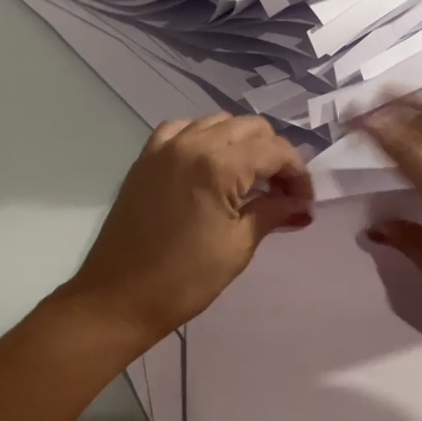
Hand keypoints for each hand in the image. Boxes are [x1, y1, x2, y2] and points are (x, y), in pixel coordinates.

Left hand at [63, 114, 312, 344]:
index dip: (298, 174)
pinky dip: (204, 138)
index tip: (303, 203)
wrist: (118, 298)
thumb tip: (300, 204)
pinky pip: (183, 129)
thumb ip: (272, 212)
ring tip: (249, 180)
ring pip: (218, 122)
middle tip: (281, 193)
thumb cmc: (184, 280)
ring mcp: (165, 147)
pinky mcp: (146, 158)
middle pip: (250, 128)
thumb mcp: (238, 246)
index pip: (275, 151)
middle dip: (273, 155)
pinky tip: (210, 164)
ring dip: (242, 143)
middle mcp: (192, 143)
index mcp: (218, 165)